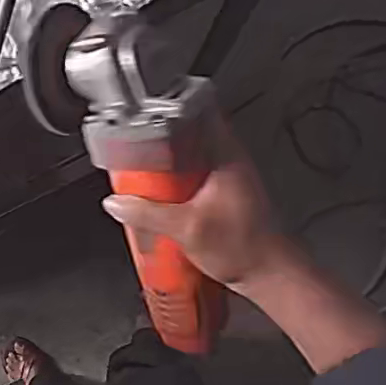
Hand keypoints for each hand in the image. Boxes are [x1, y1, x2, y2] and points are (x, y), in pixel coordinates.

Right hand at [100, 117, 300, 294]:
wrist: (268, 275)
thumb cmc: (243, 247)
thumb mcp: (186, 228)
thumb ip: (148, 214)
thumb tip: (117, 203)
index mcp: (227, 157)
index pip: (203, 114)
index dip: (174, 109)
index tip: (148, 113)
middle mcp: (230, 163)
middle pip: (190, 137)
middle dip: (160, 142)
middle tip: (135, 149)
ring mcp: (227, 180)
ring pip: (189, 161)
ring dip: (166, 167)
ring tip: (141, 175)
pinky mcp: (222, 198)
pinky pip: (191, 181)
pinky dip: (173, 186)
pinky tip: (157, 200)